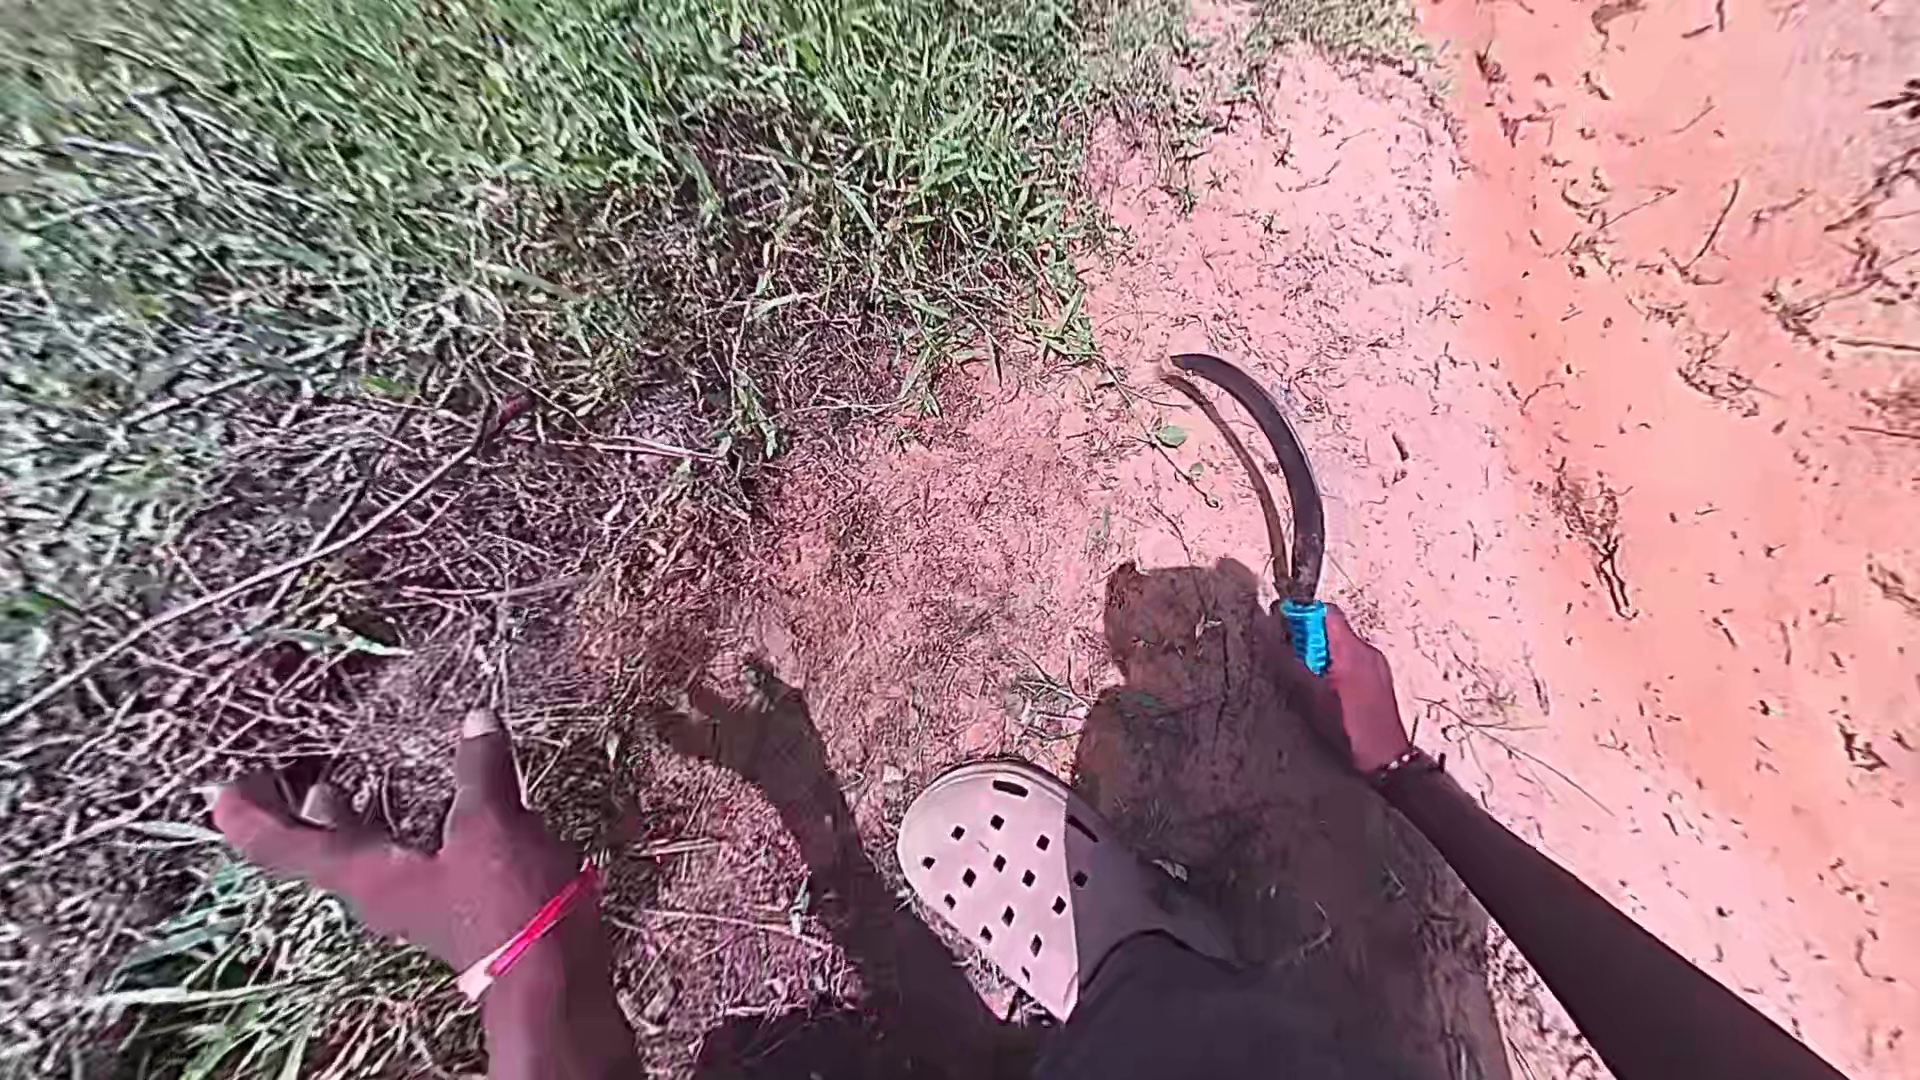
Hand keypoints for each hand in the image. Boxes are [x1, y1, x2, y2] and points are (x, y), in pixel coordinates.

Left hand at [211, 708, 580, 970]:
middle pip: (326, 850)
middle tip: (292, 781)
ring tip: (351, 786)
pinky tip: (442, 804)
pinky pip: (415, 849)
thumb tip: (477, 719)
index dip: (254, 816)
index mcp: (371, 876)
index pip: (290, 847)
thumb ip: (482, 770)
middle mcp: (385, 888)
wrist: (546, 953)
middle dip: (304, 815)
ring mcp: (421, 893)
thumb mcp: (491, 824)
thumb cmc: (503, 895)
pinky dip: (411, 821)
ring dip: (357, 817)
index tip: (229, 788)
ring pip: (372, 849)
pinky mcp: (458, 891)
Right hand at [1299, 604, 1412, 773]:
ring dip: (1317, 655)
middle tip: (1293, 663)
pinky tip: (1323, 690)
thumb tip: (1265, 630)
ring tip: (1306, 680)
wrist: (1384, 760)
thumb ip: (1286, 657)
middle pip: (1330, 627)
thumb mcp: (1307, 691)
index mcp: (1352, 650)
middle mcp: (1368, 653)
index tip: (1283, 632)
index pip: (1324, 611)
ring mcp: (1375, 666)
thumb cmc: (1348, 728)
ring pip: (1337, 644)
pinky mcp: (1376, 679)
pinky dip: (1330, 666)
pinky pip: (1347, 659)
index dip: (1299, 616)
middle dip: (1306, 640)